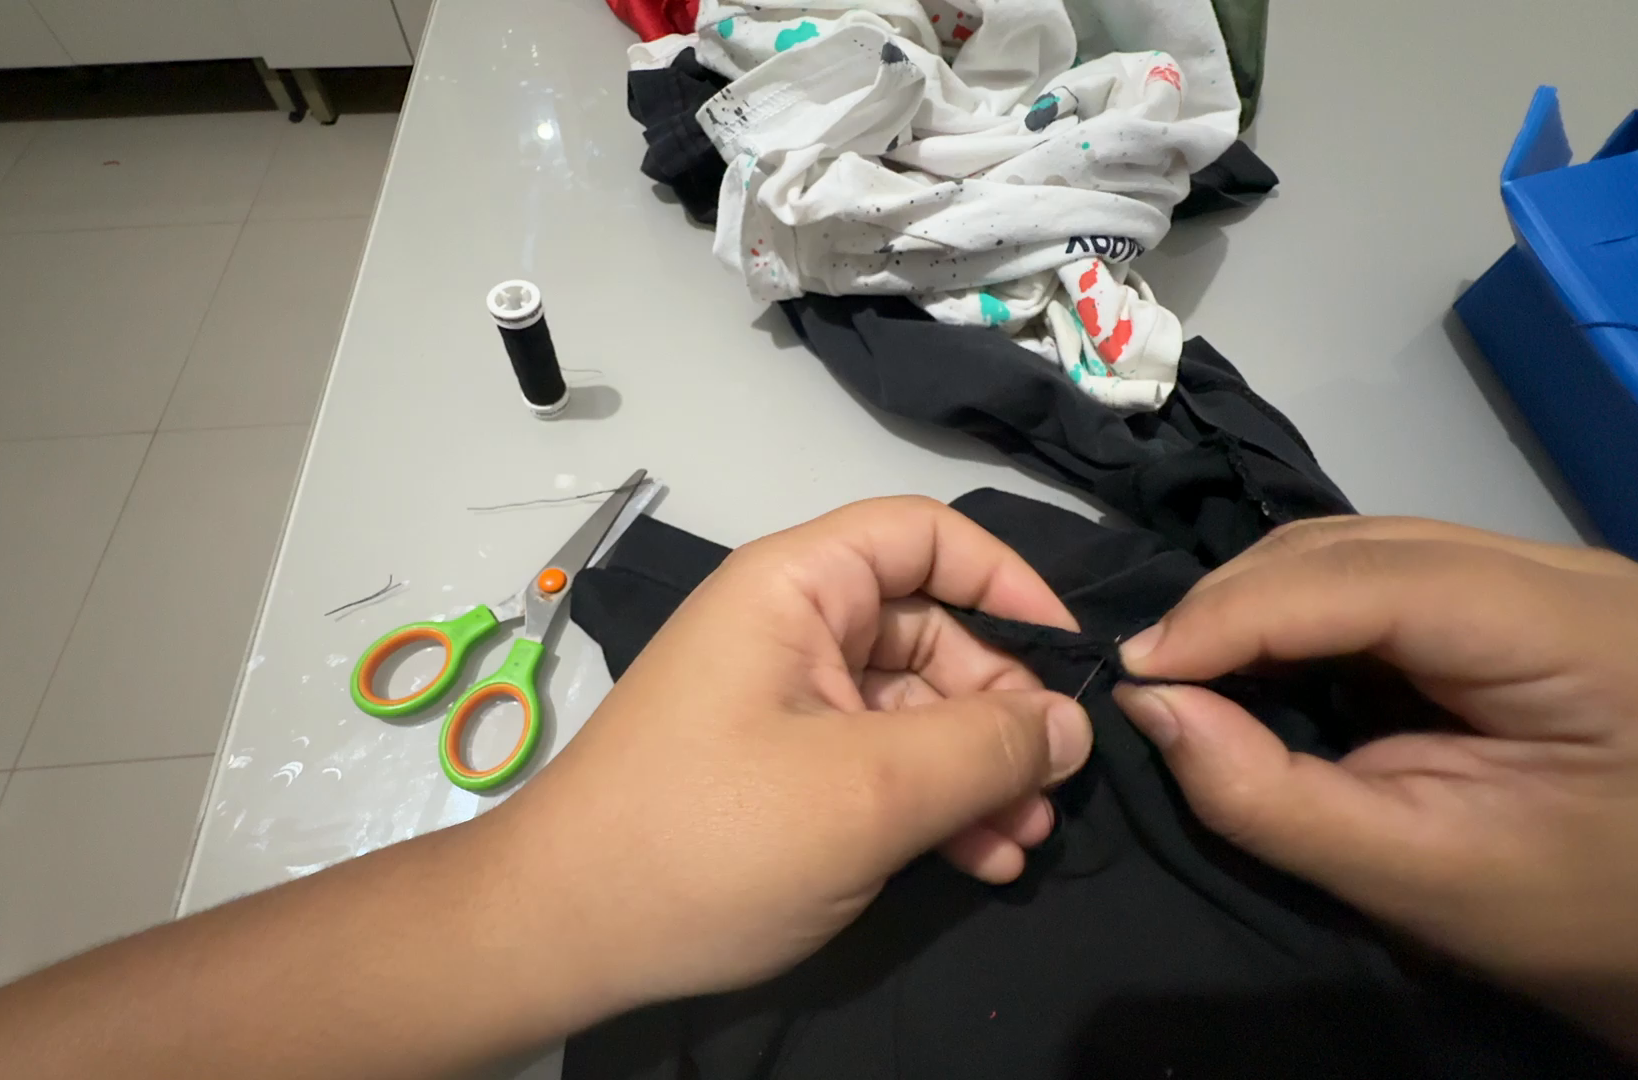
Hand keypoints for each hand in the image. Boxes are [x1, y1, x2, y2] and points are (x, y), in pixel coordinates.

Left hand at [487, 496, 1092, 1010]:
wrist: (568, 927)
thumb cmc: (712, 834)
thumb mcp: (866, 790)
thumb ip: (983, 747)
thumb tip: (1070, 723)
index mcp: (795, 587)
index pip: (921, 536)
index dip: (1004, 580)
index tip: (1067, 654)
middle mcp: (791, 625)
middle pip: (928, 628)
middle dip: (997, 707)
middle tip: (1050, 788)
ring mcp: (786, 694)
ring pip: (911, 704)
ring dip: (973, 766)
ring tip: (1021, 840)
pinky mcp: (783, 756)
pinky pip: (877, 754)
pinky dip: (929, 798)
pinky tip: (978, 857)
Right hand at [1113, 517, 1637, 1070]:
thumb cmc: (1589, 923)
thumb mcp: (1417, 880)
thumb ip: (1266, 796)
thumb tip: (1147, 702)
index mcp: (1587, 640)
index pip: (1371, 581)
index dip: (1233, 613)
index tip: (1138, 669)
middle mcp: (1559, 573)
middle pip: (1344, 547)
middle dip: (1226, 605)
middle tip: (1156, 676)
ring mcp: (1528, 573)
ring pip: (1337, 547)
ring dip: (1245, 602)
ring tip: (1195, 668)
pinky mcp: (1493, 592)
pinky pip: (1351, 572)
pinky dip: (1279, 609)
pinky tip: (1256, 657)